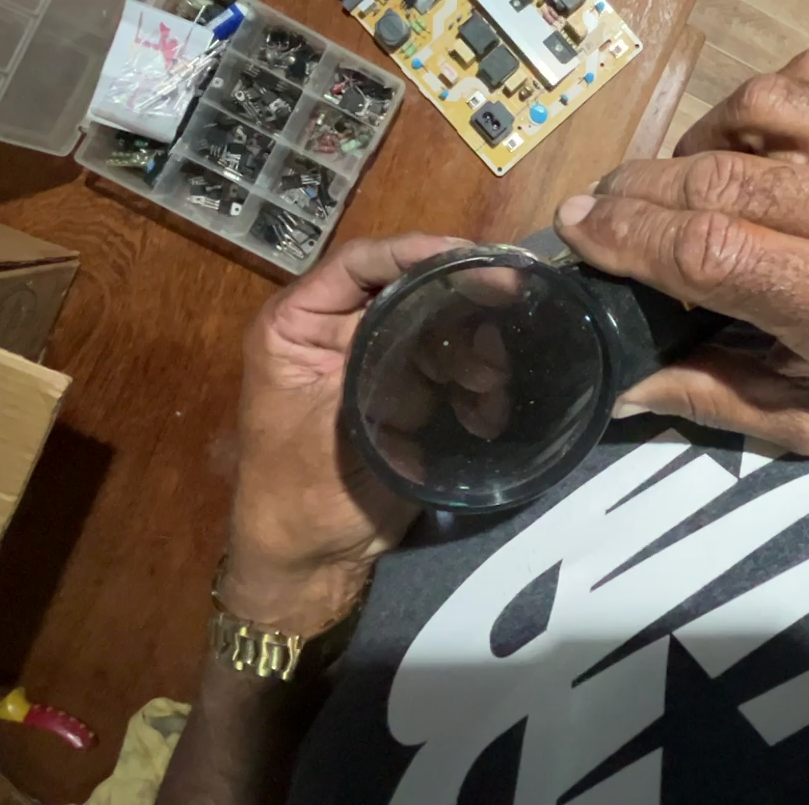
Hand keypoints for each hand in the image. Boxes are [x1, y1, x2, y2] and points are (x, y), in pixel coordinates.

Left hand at [223, 233, 465, 630]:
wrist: (316, 558)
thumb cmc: (299, 490)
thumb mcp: (327, 420)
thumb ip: (376, 361)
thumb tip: (440, 316)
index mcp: (300, 323)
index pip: (358, 263)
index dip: (411, 250)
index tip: (466, 254)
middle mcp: (340, 329)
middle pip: (407, 287)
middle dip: (458, 298)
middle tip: (510, 298)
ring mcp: (378, 357)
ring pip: (438, 325)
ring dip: (473, 347)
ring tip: (494, 379)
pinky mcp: (409, 387)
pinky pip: (451, 366)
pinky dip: (476, 382)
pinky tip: (488, 407)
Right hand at [553, 49, 808, 453]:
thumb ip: (716, 398)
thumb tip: (620, 386)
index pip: (714, 251)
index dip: (629, 235)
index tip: (575, 225)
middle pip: (720, 179)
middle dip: (638, 190)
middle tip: (600, 204)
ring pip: (756, 108)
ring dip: (693, 143)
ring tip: (678, 181)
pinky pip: (806, 77)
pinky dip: (754, 104)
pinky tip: (747, 145)